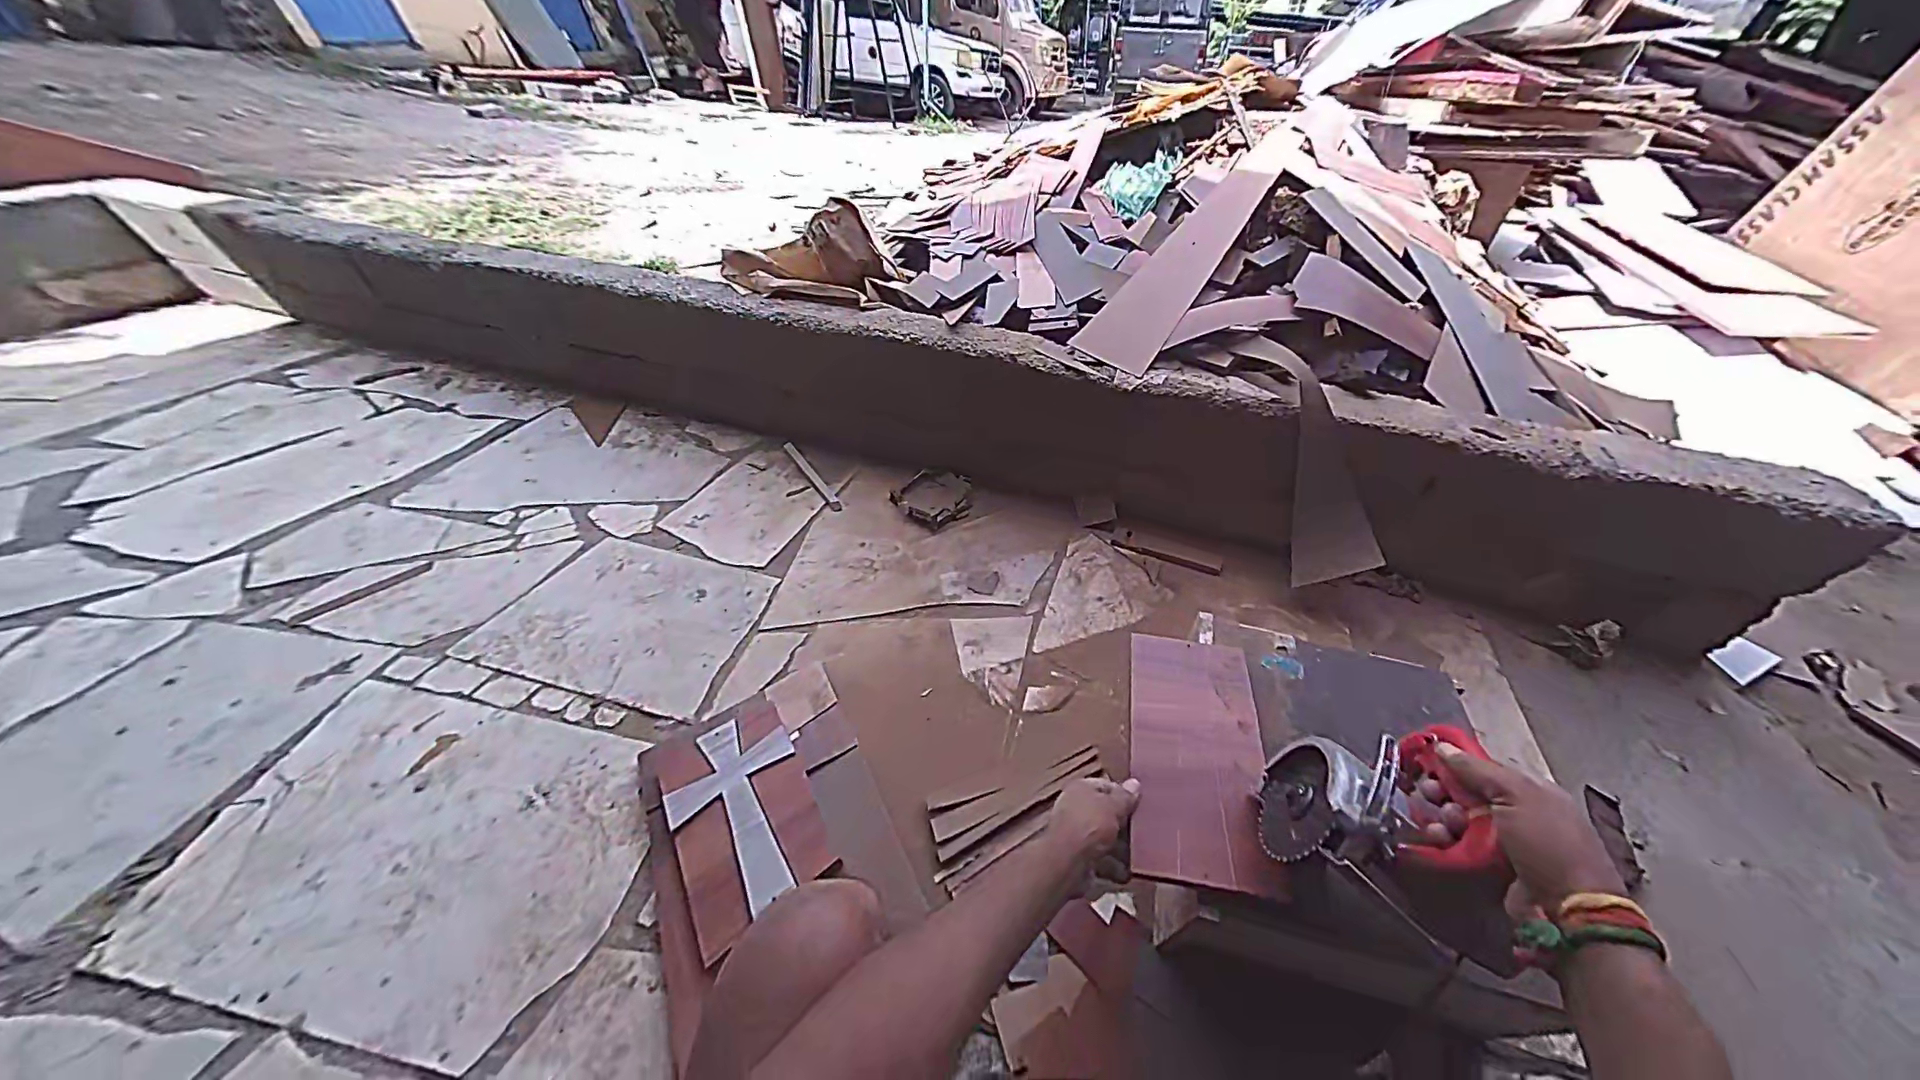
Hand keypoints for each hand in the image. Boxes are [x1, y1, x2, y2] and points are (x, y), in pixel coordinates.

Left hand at [1045, 777, 1139, 863]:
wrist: (1068, 861)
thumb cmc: (1091, 824)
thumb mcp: (1113, 806)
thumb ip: (1125, 797)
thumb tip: (1135, 783)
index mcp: (1080, 788)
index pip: (1105, 785)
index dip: (1123, 794)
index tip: (1140, 806)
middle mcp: (1074, 807)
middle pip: (1104, 812)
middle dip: (1123, 823)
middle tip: (1143, 831)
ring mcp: (1074, 832)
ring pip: (1103, 837)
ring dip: (1120, 846)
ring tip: (1139, 854)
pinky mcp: (1076, 856)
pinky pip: (1099, 857)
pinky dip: (1112, 865)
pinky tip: (1126, 871)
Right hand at [1422, 744, 1624, 916]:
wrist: (1568, 908)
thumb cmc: (1548, 843)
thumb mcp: (1518, 796)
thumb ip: (1477, 769)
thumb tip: (1441, 745)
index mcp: (1527, 788)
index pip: (1480, 766)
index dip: (1451, 763)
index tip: (1426, 763)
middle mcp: (1512, 809)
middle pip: (1461, 790)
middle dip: (1441, 790)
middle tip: (1430, 795)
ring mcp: (1498, 837)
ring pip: (1453, 815)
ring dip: (1440, 816)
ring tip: (1442, 826)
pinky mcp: (1485, 861)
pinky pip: (1454, 841)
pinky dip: (1441, 838)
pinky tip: (1439, 839)